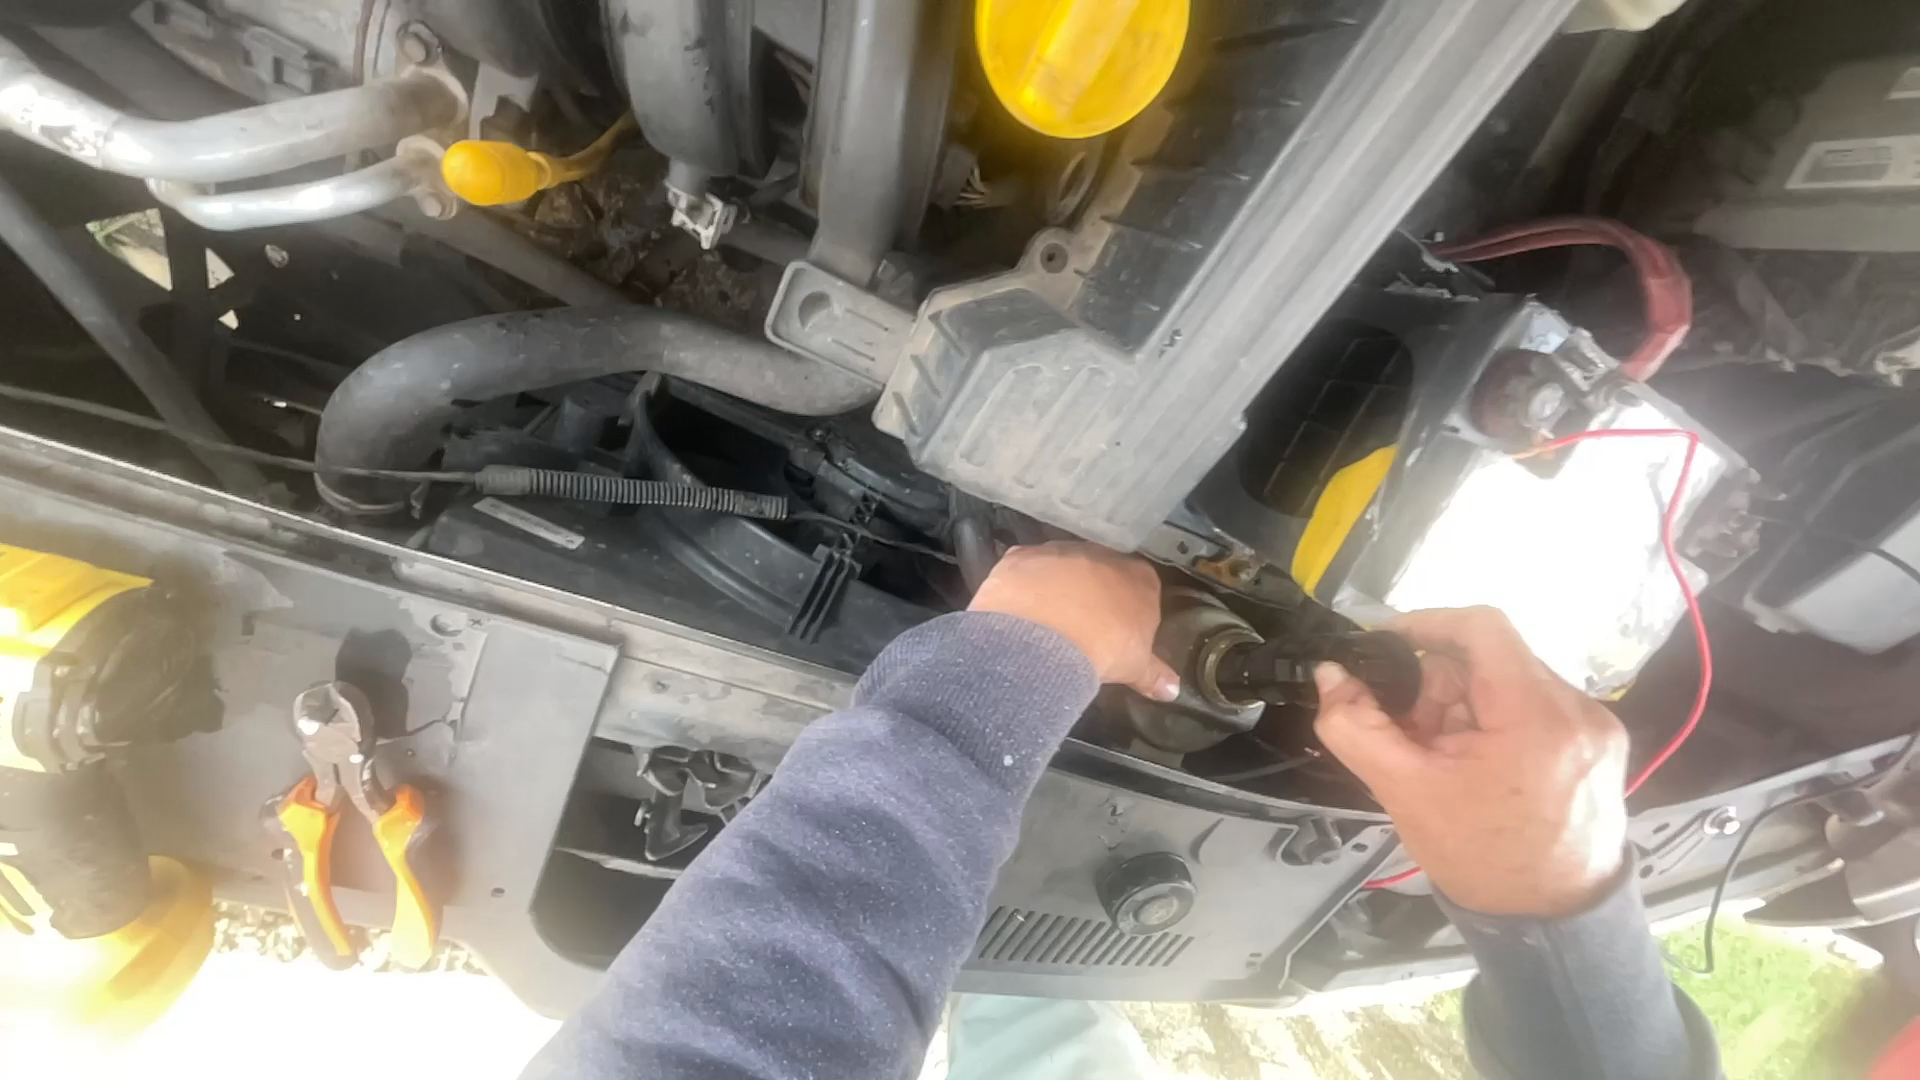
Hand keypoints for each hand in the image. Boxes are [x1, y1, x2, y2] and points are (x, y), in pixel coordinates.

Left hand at [969, 542, 1180, 701]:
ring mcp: (1060, 550)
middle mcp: (1101, 553)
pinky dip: (1023, 583)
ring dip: (1056, 586)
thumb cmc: (1104, 647)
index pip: (1141, 587)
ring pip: (1062, 565)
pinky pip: (1025, 567)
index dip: (1128, 609)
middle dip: (1091, 594)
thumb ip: (1154, 674)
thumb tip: (1172, 689)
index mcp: (1139, 576)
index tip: (1118, 630)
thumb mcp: (1135, 666)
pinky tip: (1019, 606)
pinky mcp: (1023, 555)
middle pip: (1100, 571)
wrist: (1046, 633)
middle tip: (1081, 626)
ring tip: (1047, 620)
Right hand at [1312, 607, 1628, 916]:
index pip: (1482, 626)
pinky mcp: (1595, 744)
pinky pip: (1526, 703)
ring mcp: (1594, 728)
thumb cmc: (1478, 854)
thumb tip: (1329, 673)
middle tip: (1405, 726)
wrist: (1550, 924)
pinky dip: (1485, 716)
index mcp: (1536, 716)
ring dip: (1457, 701)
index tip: (1383, 646)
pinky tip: (1466, 756)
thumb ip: (1354, 723)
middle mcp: (1578, 710)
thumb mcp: (1401, 787)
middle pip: (1487, 657)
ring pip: (1504, 678)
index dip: (1424, 621)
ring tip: (1435, 750)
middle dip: (1434, 682)